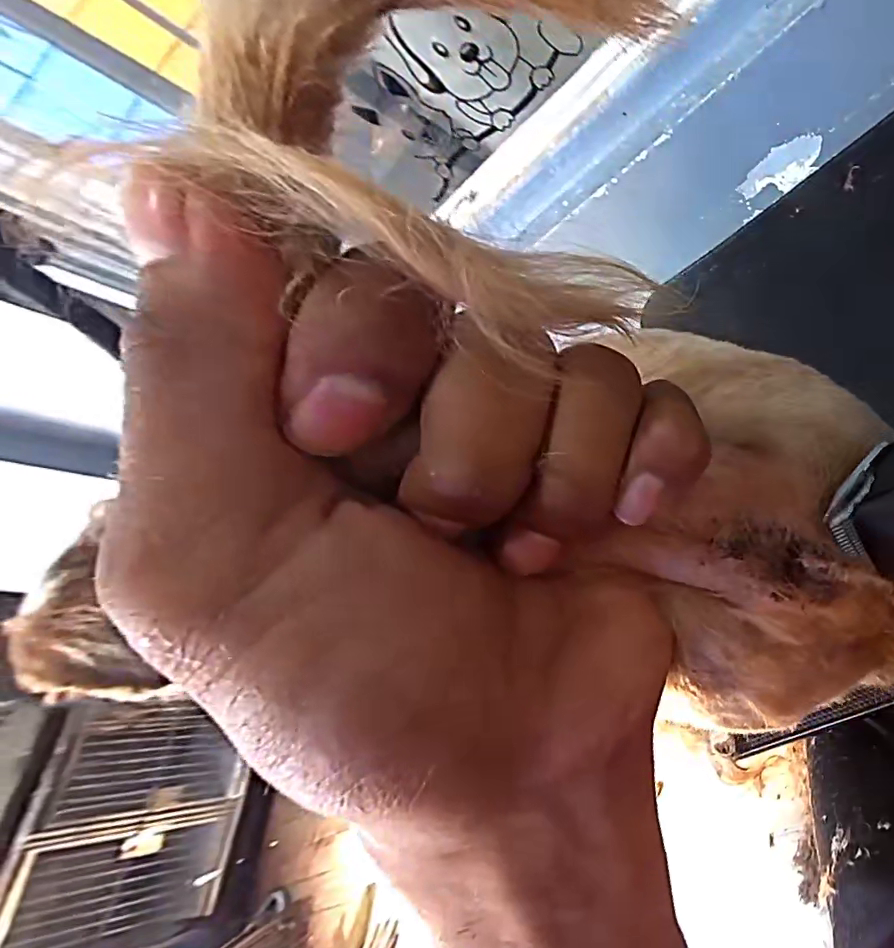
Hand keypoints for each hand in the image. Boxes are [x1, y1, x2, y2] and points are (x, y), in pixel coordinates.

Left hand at [99, 179, 709, 847]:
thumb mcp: (217, 549)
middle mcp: (454, 408)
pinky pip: (670, 411)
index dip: (364, 342)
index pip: (361, 284)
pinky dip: (658, 459)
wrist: (513, 762)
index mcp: (334, 411)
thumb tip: (169, 185)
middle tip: (456, 528)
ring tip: (540, 552)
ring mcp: (561, 438)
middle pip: (492, 326)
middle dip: (479, 437)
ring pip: (594, 372)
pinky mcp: (641, 468)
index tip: (344, 438)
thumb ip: (196, 375)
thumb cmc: (351, 679)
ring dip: (569, 470)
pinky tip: (634, 517)